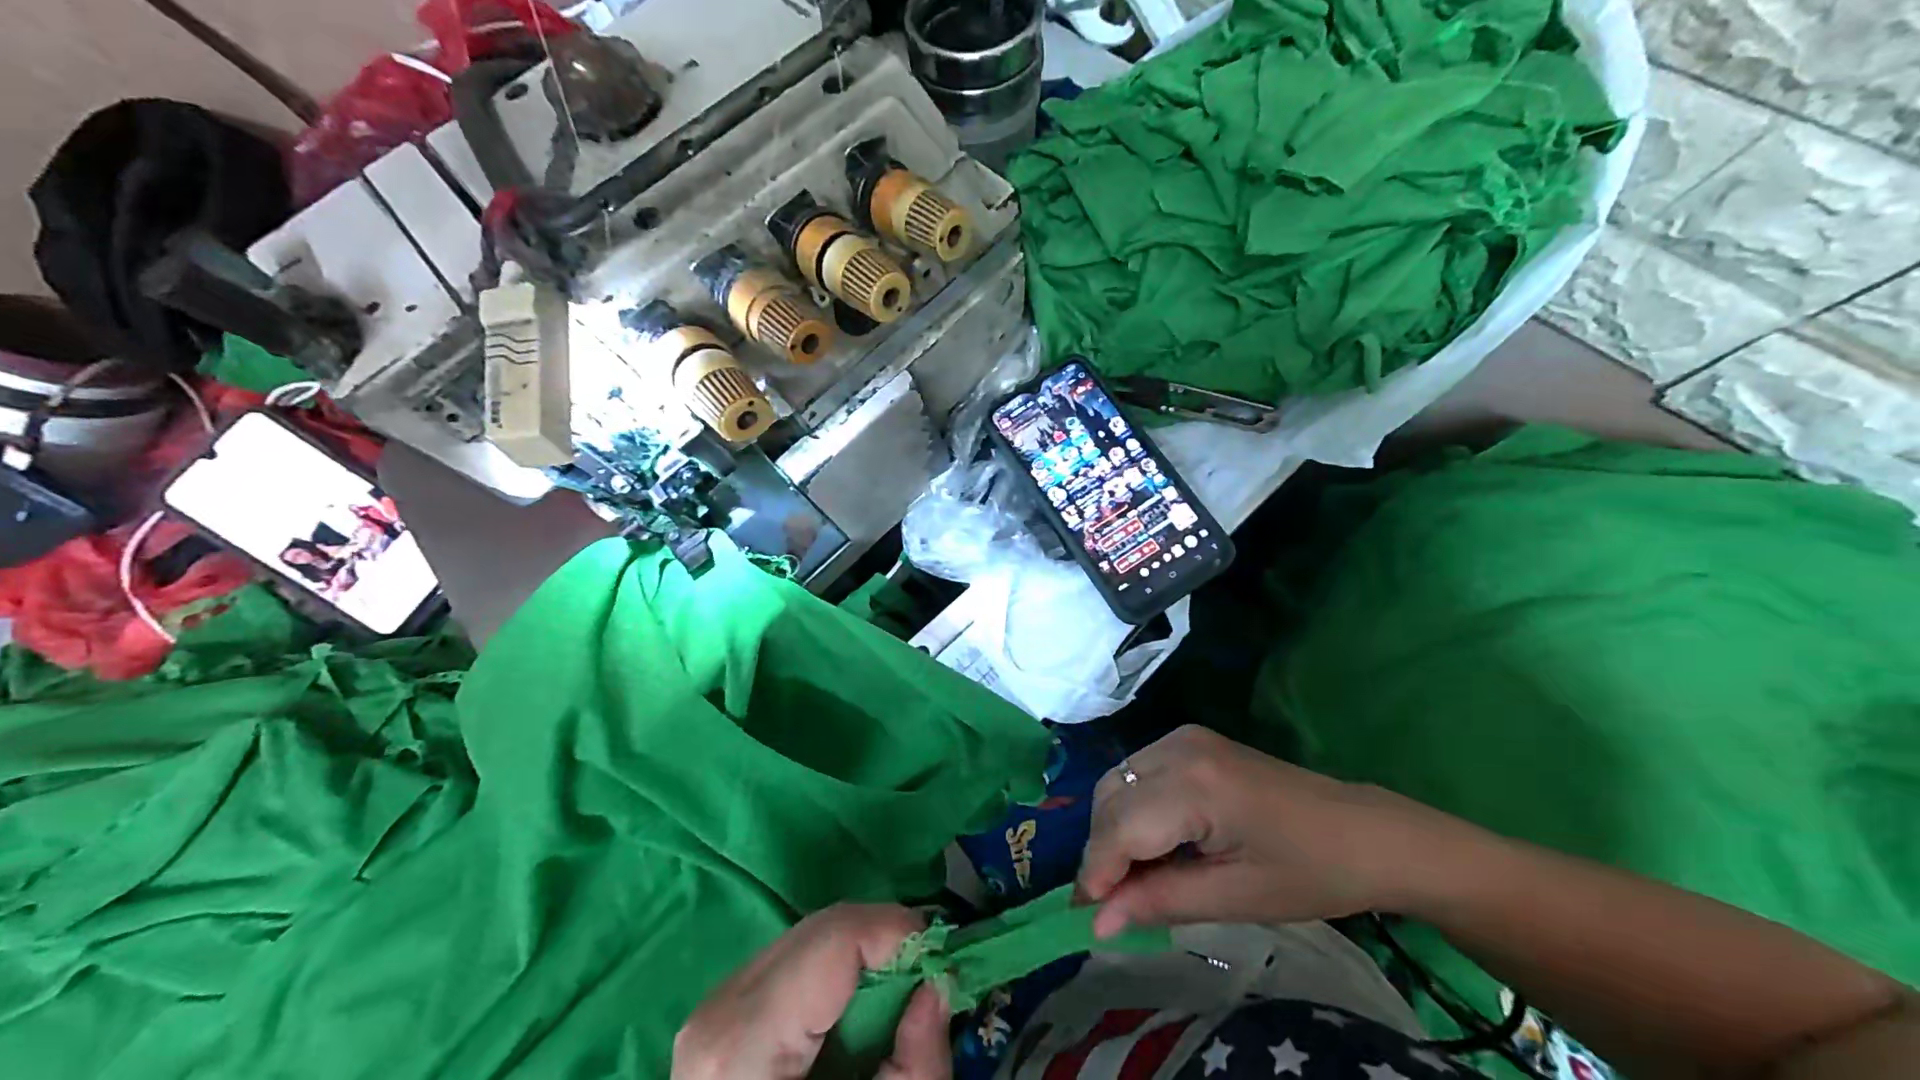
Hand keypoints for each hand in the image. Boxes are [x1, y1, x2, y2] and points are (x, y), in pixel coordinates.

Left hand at [674, 904, 950, 1079]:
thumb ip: (917, 1063)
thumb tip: (939, 985)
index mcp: (746, 1039)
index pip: (836, 935)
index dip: (898, 932)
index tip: (942, 960)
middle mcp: (723, 1003)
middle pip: (823, 928)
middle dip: (884, 941)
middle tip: (928, 974)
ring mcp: (716, 1000)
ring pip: (810, 936)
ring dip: (861, 953)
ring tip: (896, 992)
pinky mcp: (723, 1005)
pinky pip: (792, 959)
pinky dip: (833, 970)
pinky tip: (854, 1005)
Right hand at [1077, 726, 1489, 937]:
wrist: (1367, 832)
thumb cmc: (1311, 873)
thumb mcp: (1235, 898)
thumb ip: (1158, 902)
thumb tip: (1097, 922)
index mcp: (1194, 785)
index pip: (1118, 829)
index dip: (1096, 873)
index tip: (1086, 917)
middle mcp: (1178, 748)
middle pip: (1109, 800)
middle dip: (1103, 852)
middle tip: (1115, 904)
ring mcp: (1182, 738)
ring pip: (1116, 783)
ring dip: (1113, 830)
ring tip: (1135, 877)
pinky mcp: (1189, 741)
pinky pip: (1137, 773)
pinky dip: (1131, 809)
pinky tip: (1153, 843)